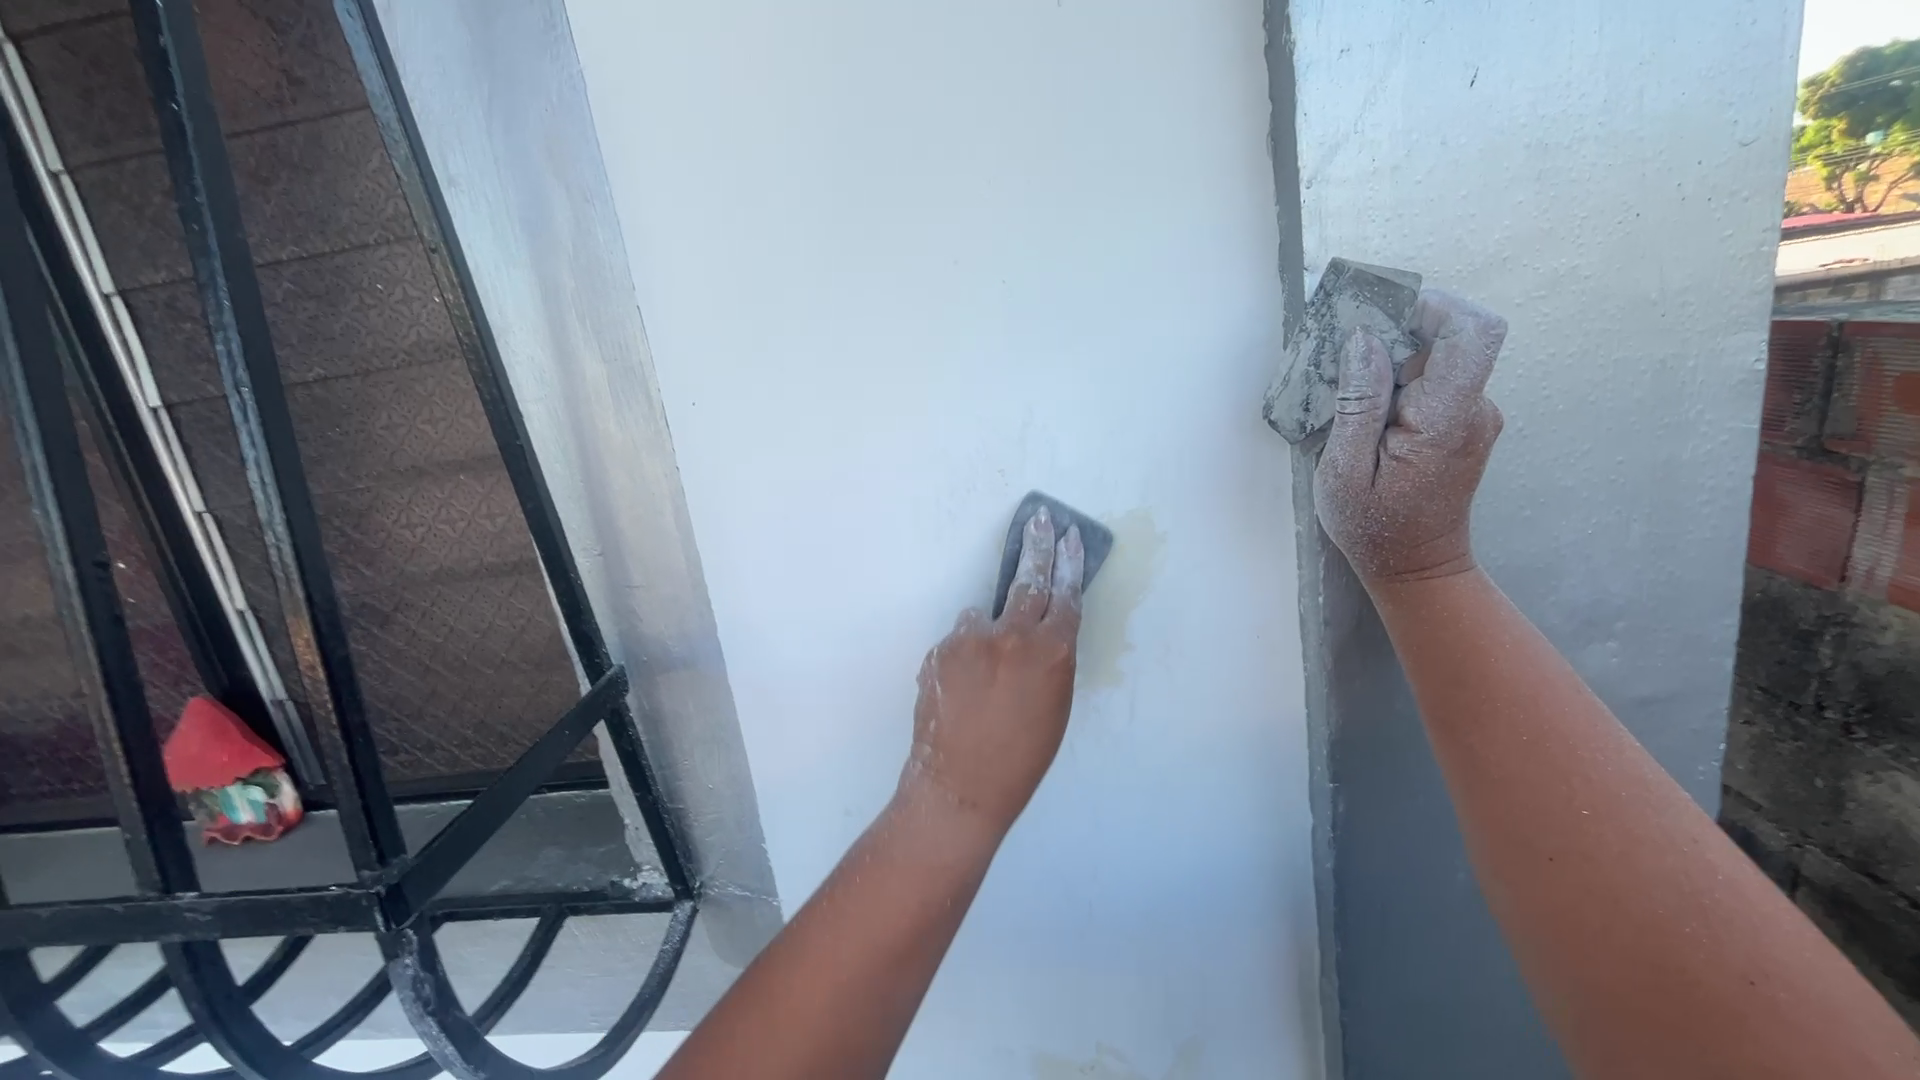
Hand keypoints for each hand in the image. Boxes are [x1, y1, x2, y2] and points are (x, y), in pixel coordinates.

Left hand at [902, 507, 1084, 835]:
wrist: (961, 784)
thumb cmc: (1022, 757)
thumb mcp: (1055, 705)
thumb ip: (1050, 659)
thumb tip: (1035, 632)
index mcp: (1051, 652)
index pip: (1065, 594)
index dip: (1069, 563)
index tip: (1069, 538)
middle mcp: (1012, 636)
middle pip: (1027, 579)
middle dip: (1037, 546)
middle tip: (1041, 520)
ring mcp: (971, 640)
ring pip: (982, 616)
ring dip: (987, 628)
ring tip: (986, 670)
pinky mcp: (940, 650)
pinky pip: (958, 641)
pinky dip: (963, 654)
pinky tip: (964, 689)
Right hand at [1314, 289, 1506, 587]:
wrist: (1416, 566)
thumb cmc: (1373, 527)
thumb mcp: (1343, 470)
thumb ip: (1357, 403)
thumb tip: (1364, 339)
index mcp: (1446, 420)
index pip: (1472, 332)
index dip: (1433, 306)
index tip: (1382, 314)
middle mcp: (1475, 410)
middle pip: (1451, 340)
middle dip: (1398, 336)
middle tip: (1347, 362)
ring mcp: (1476, 415)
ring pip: (1440, 359)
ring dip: (1394, 363)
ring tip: (1350, 397)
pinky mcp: (1465, 422)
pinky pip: (1436, 381)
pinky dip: (1400, 382)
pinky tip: (1369, 414)